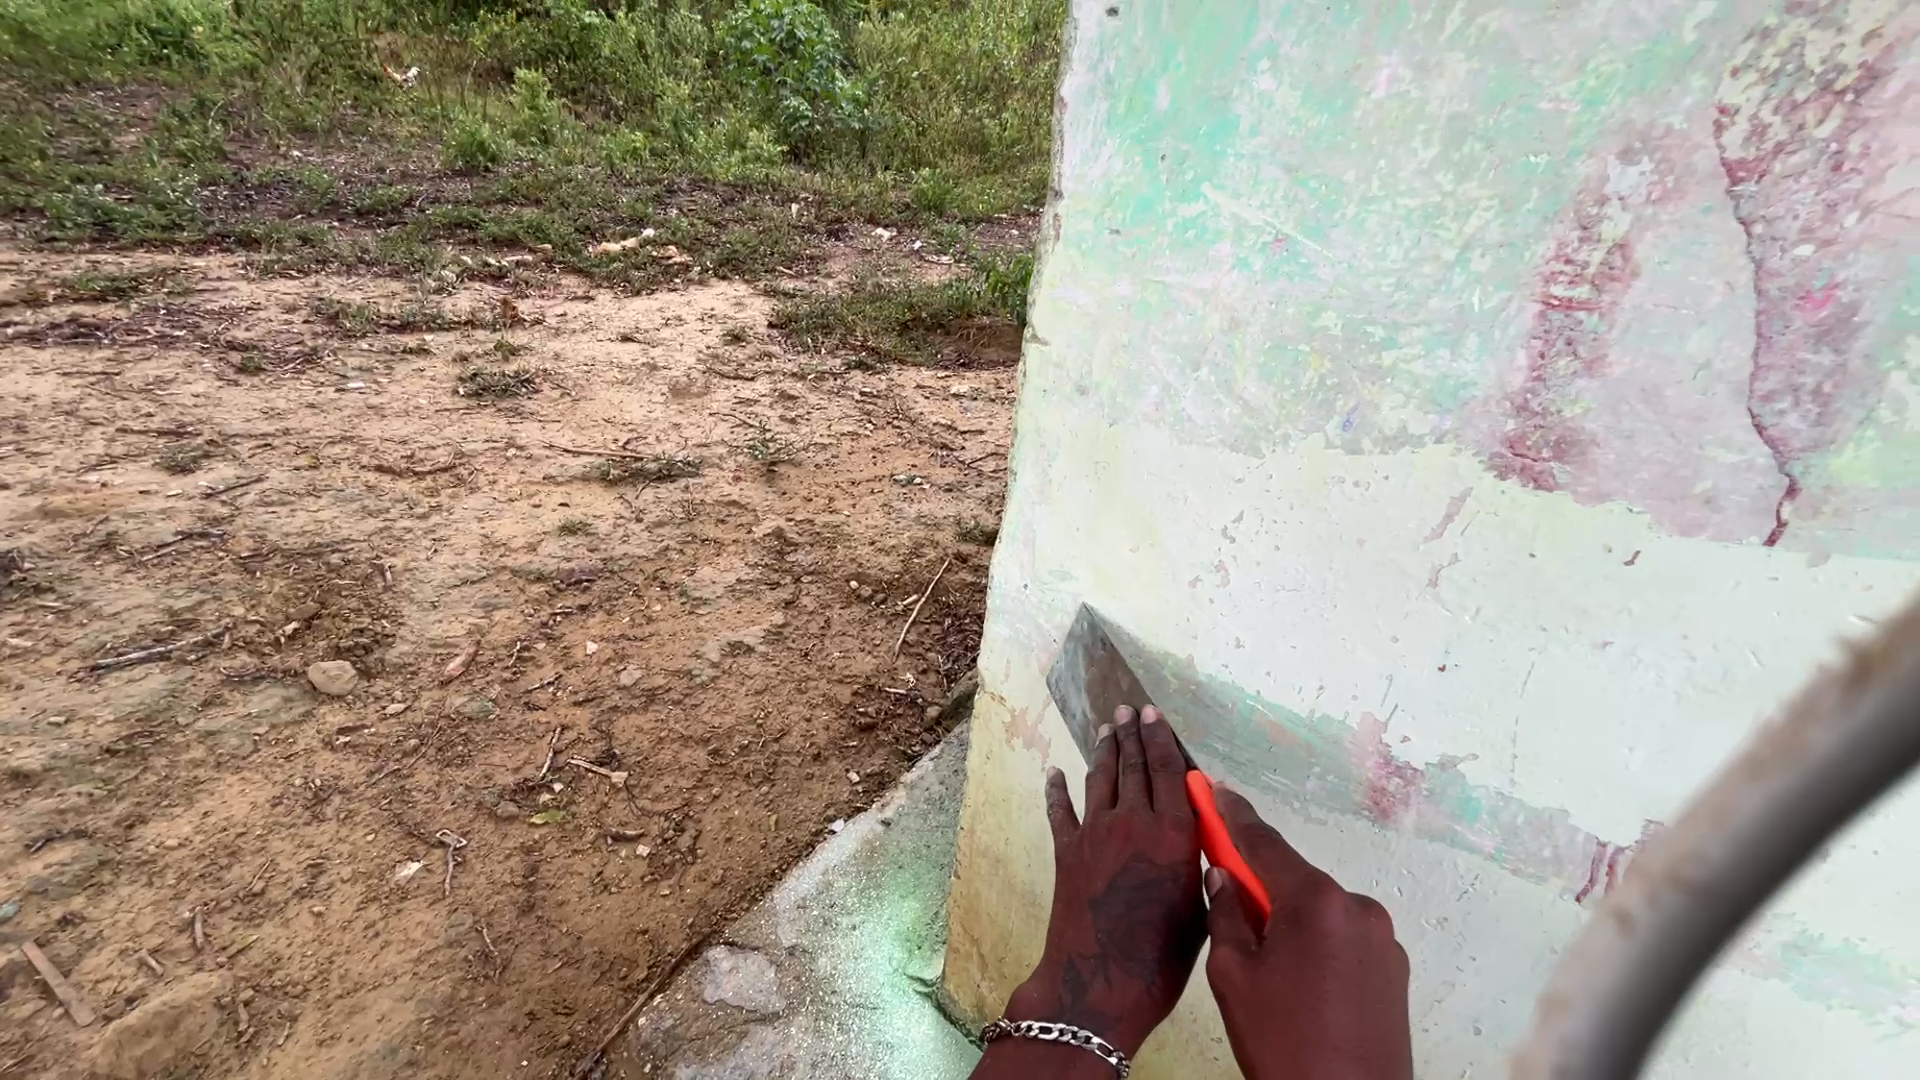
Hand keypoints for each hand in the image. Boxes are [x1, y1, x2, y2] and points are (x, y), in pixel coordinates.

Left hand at [1003, 705, 1206, 1055]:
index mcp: (1172, 833)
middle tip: (1128, 708)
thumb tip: (1198, 845)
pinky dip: (1058, 790)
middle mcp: (1132, 820)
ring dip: (1104, 750)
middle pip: (1134, 766)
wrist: (1099, 981)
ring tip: (1106, 727)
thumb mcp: (1198, 912)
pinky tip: (1055, 773)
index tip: (1154, 714)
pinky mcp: (1067, 848)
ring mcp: (1095, 831)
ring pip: (1101, 779)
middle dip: (1132, 734)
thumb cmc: (1162, 958)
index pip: (1169, 772)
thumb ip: (1197, 869)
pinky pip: (1062, 810)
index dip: (1161, 739)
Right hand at [1204, 785, 1413, 1079]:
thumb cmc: (1281, 1042)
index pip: (1262, 840)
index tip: (1210, 786)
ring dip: (1287, 912)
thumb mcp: (1232, 974)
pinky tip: (1297, 976)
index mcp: (1315, 901)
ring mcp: (1382, 937)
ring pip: (1317, 907)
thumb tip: (1224, 877)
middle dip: (1257, 877)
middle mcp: (1356, 906)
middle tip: (1224, 886)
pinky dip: (1314, 938)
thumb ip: (1225, 913)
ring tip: (1263, 954)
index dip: (1231, 812)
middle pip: (1292, 875)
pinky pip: (1340, 934)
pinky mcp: (1393, 968)